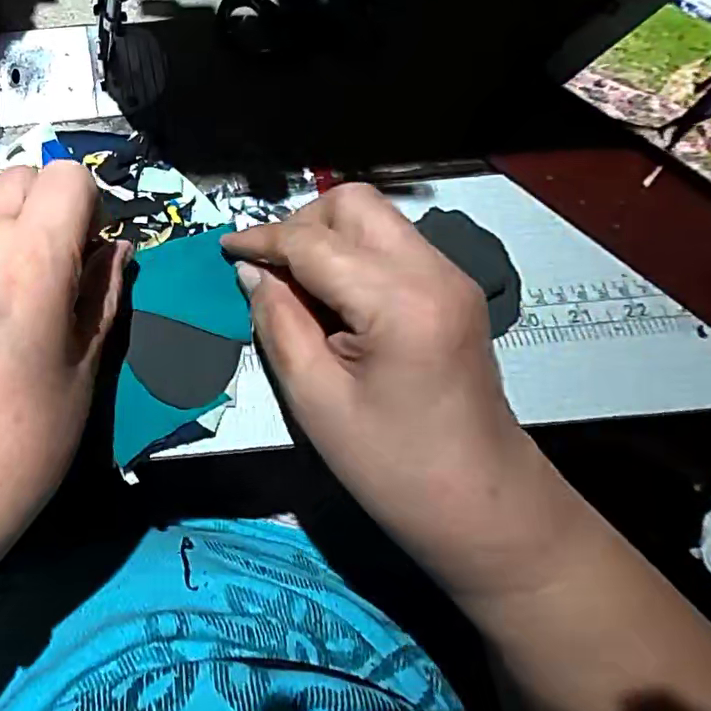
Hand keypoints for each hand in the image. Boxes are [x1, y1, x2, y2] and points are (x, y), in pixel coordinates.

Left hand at [0, 163, 127, 601]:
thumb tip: (116, 248)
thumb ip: (104, 290)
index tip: (87, 249)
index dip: (87, 206)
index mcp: (26, 263)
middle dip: (46, 209)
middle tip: (53, 268)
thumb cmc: (26, 440)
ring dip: (4, 235)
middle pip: (19, 180)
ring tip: (4, 301)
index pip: (65, 177)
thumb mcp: (86, 364)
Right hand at [221, 185, 588, 601]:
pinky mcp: (454, 289)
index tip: (226, 248)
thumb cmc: (394, 468)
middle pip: (353, 203)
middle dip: (301, 225)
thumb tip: (252, 272)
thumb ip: (278, 322)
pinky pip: (392, 244)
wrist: (485, 507)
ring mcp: (451, 276)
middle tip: (271, 272)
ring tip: (299, 288)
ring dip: (327, 237)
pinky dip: (353, 254)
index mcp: (400, 301)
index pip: (314, 242)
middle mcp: (433, 270)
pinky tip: (335, 299)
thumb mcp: (316, 400)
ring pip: (375, 217)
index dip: (262, 239)